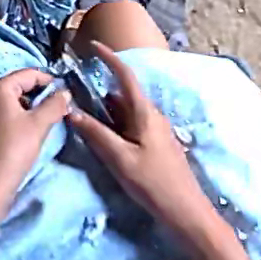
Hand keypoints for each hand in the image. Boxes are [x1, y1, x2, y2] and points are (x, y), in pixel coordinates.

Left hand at [0, 68, 70, 218]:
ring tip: (46, 121)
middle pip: (19, 86)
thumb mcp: (39, 125)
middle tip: (58, 108)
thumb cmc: (13, 150)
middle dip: (40, 95)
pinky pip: (3, 114)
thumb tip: (65, 92)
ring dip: (30, 108)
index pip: (29, 74)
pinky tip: (28, 133)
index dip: (50, 81)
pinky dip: (18, 118)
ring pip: (12, 101)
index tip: (66, 93)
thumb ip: (55, 104)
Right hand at [67, 42, 216, 242]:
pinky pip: (131, 125)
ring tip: (85, 120)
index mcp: (144, 112)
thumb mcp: (119, 159)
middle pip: (122, 94)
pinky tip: (104, 140)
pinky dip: (115, 125)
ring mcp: (155, 129)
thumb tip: (72, 111)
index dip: (108, 57)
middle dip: (100, 91)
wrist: (188, 214)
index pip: (124, 75)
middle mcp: (152, 114)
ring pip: (125, 111)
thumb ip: (96, 134)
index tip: (92, 45)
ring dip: (106, 111)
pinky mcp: (155, 144)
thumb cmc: (154, 184)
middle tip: (76, 95)